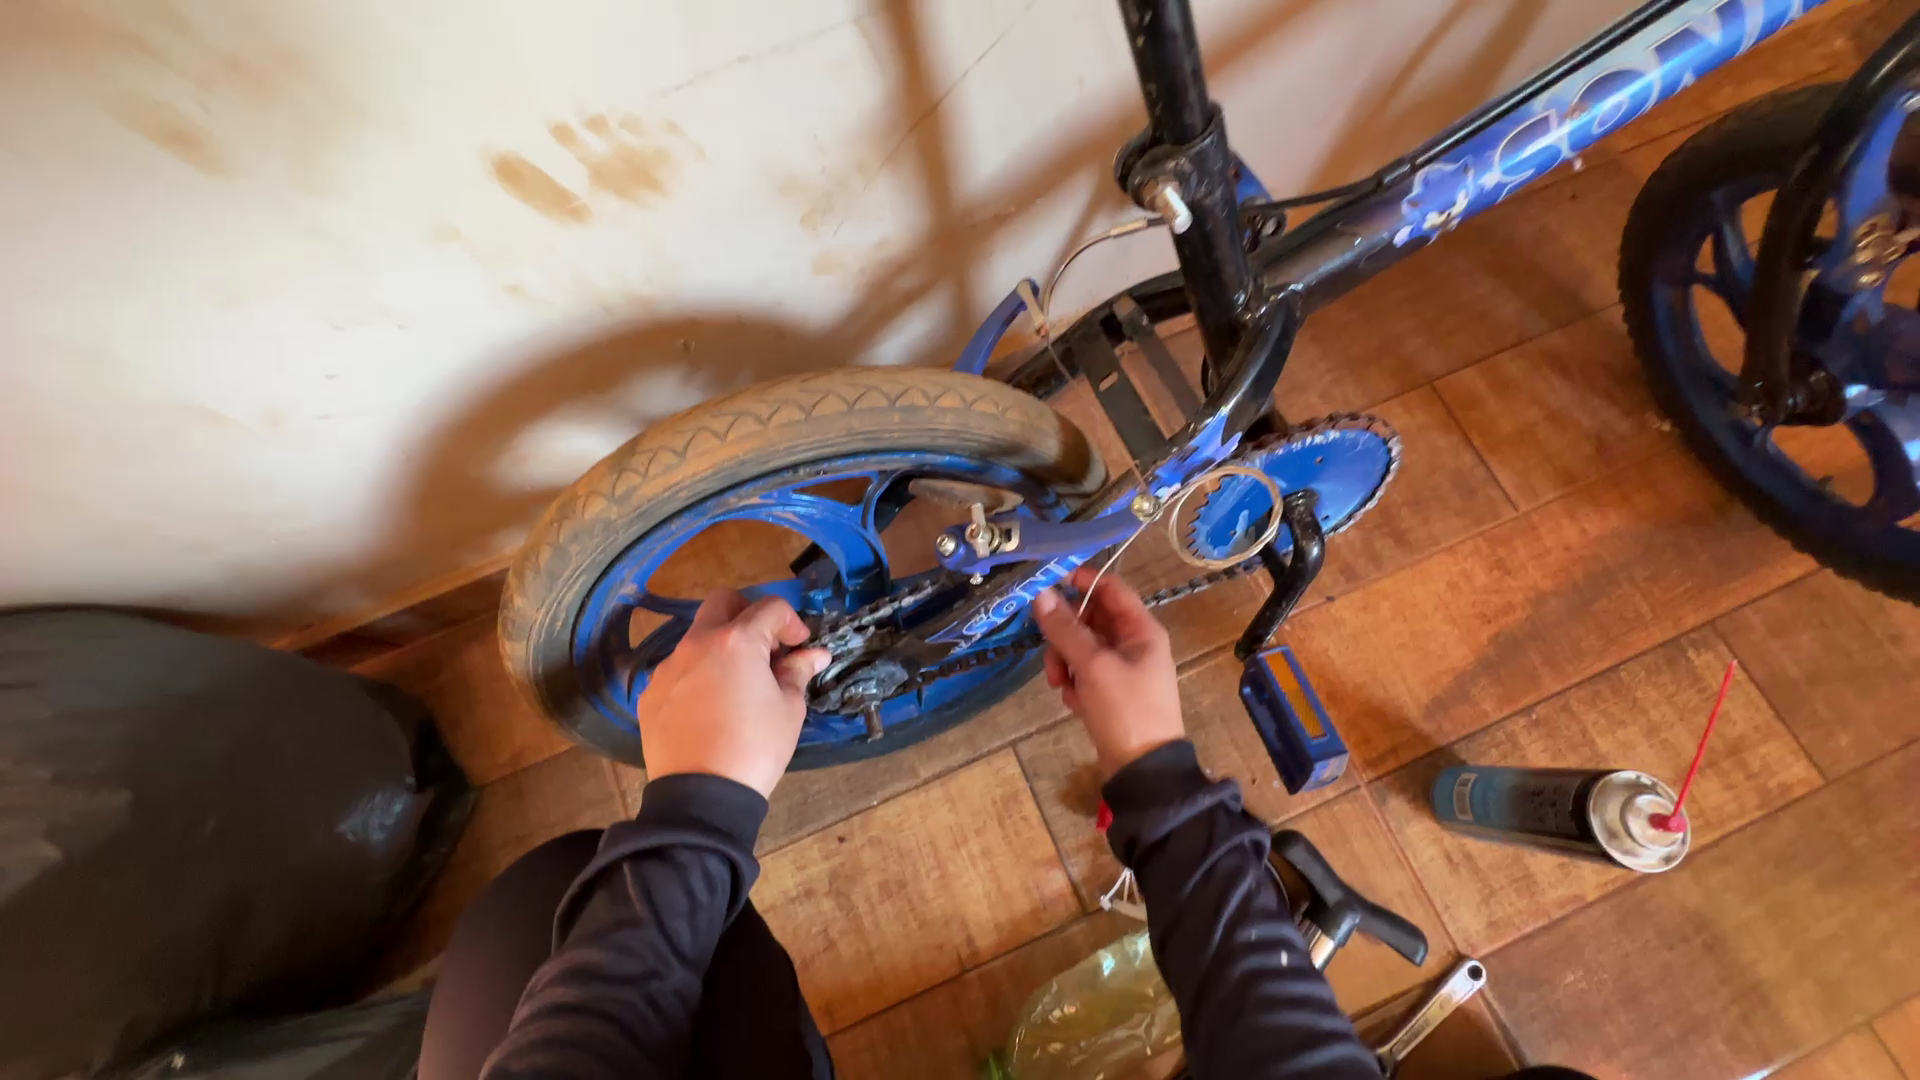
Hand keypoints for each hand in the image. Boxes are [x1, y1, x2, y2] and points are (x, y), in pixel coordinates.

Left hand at [637, 591, 831, 797]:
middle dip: (749, 614)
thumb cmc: (755, 747)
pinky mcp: (651, 693)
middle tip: (765, 648)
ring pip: (698, 637)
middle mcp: (697, 643)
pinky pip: (679, 669)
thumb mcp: (789, 709)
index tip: (799, 648)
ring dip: (722, 647)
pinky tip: (710, 708)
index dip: (791, 623)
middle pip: (723, 602)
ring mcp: (668, 668)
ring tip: (738, 685)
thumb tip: (815, 654)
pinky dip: (699, 674)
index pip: (770, 608)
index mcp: (737, 642)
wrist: (701, 797)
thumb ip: (798, 672)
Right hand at [1032, 567, 1184, 777]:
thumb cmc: (1126, 710)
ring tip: (1059, 683)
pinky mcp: (1110, 690)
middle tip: (1050, 649)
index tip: (1047, 583)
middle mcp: (1133, 643)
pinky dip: (1073, 681)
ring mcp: (1121, 667)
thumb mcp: (1093, 666)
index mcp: (1141, 629)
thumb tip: (1040, 594)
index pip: (1110, 587)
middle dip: (1065, 632)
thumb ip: (1065, 629)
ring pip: (1081, 645)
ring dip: (1064, 660)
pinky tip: (1072, 700)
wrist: (1142, 770)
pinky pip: (1083, 670)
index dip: (1081, 580)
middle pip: (1090, 617)